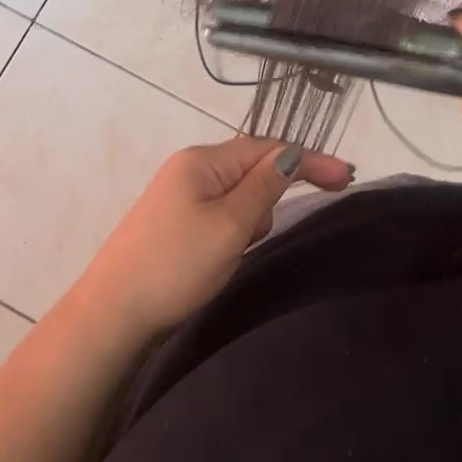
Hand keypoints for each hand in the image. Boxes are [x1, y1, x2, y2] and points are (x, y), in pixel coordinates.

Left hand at [69, 136, 353, 337]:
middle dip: (273, 195)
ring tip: (236, 253)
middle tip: (265, 235)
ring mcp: (178, 195)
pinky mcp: (174, 222)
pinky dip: (234, 230)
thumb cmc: (175, 266)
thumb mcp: (230, 226)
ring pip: (238, 195)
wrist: (113, 313)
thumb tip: (291, 153)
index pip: (268, 148)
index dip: (309, 160)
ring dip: (252, 218)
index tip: (348, 178)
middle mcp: (190, 168)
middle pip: (252, 168)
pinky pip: (220, 214)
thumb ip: (264, 187)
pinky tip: (222, 257)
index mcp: (202, 160)